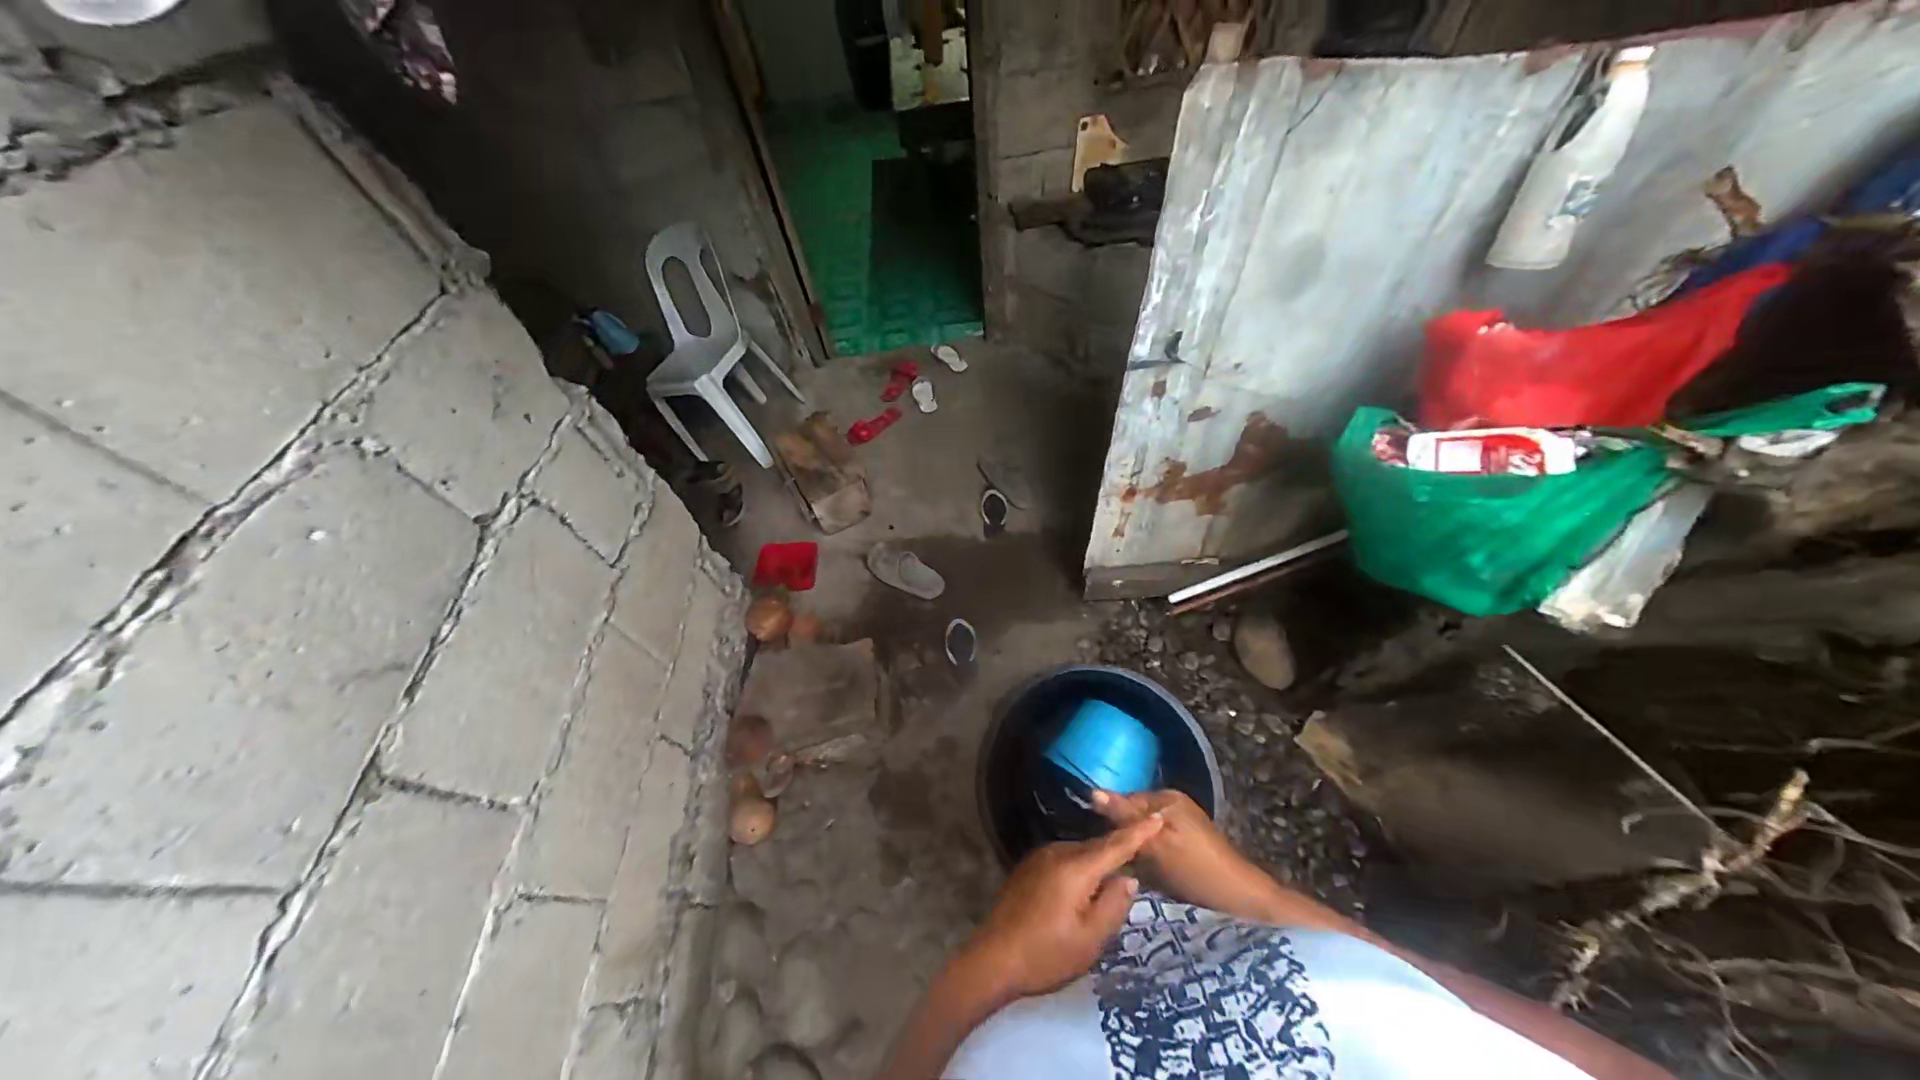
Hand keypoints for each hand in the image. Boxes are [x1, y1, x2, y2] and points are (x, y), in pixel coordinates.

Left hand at [955, 814, 1163, 999]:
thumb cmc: (1046, 954)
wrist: (992, 959)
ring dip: (1097, 861)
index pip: (1115, 845)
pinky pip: (1063, 859)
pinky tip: (1083, 885)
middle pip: (1096, 847)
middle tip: (1144, 851)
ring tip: (1116, 873)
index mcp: (1075, 868)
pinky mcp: (1027, 868)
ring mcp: (1038, 858)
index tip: (1159, 817)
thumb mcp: (1090, 939)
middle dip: (1119, 848)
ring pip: (1079, 853)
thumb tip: (1128, 877)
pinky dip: (1079, 867)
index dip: (1138, 832)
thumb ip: (1114, 905)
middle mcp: (1057, 853)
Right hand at [1092, 789, 1272, 916]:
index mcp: (1165, 797)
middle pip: (1132, 815)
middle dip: (1120, 834)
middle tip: (1107, 861)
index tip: (1095, 846)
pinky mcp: (1186, 841)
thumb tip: (1092, 791)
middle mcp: (1172, 803)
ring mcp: (1181, 821)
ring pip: (1142, 829)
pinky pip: (1155, 841)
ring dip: (1132, 846)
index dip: (1107, 822)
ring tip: (1120, 868)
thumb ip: (1125, 818)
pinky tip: (1143, 872)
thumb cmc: (1195, 871)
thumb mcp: (1155, 846)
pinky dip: (1147, 854)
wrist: (1242, 900)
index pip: (1121, 801)